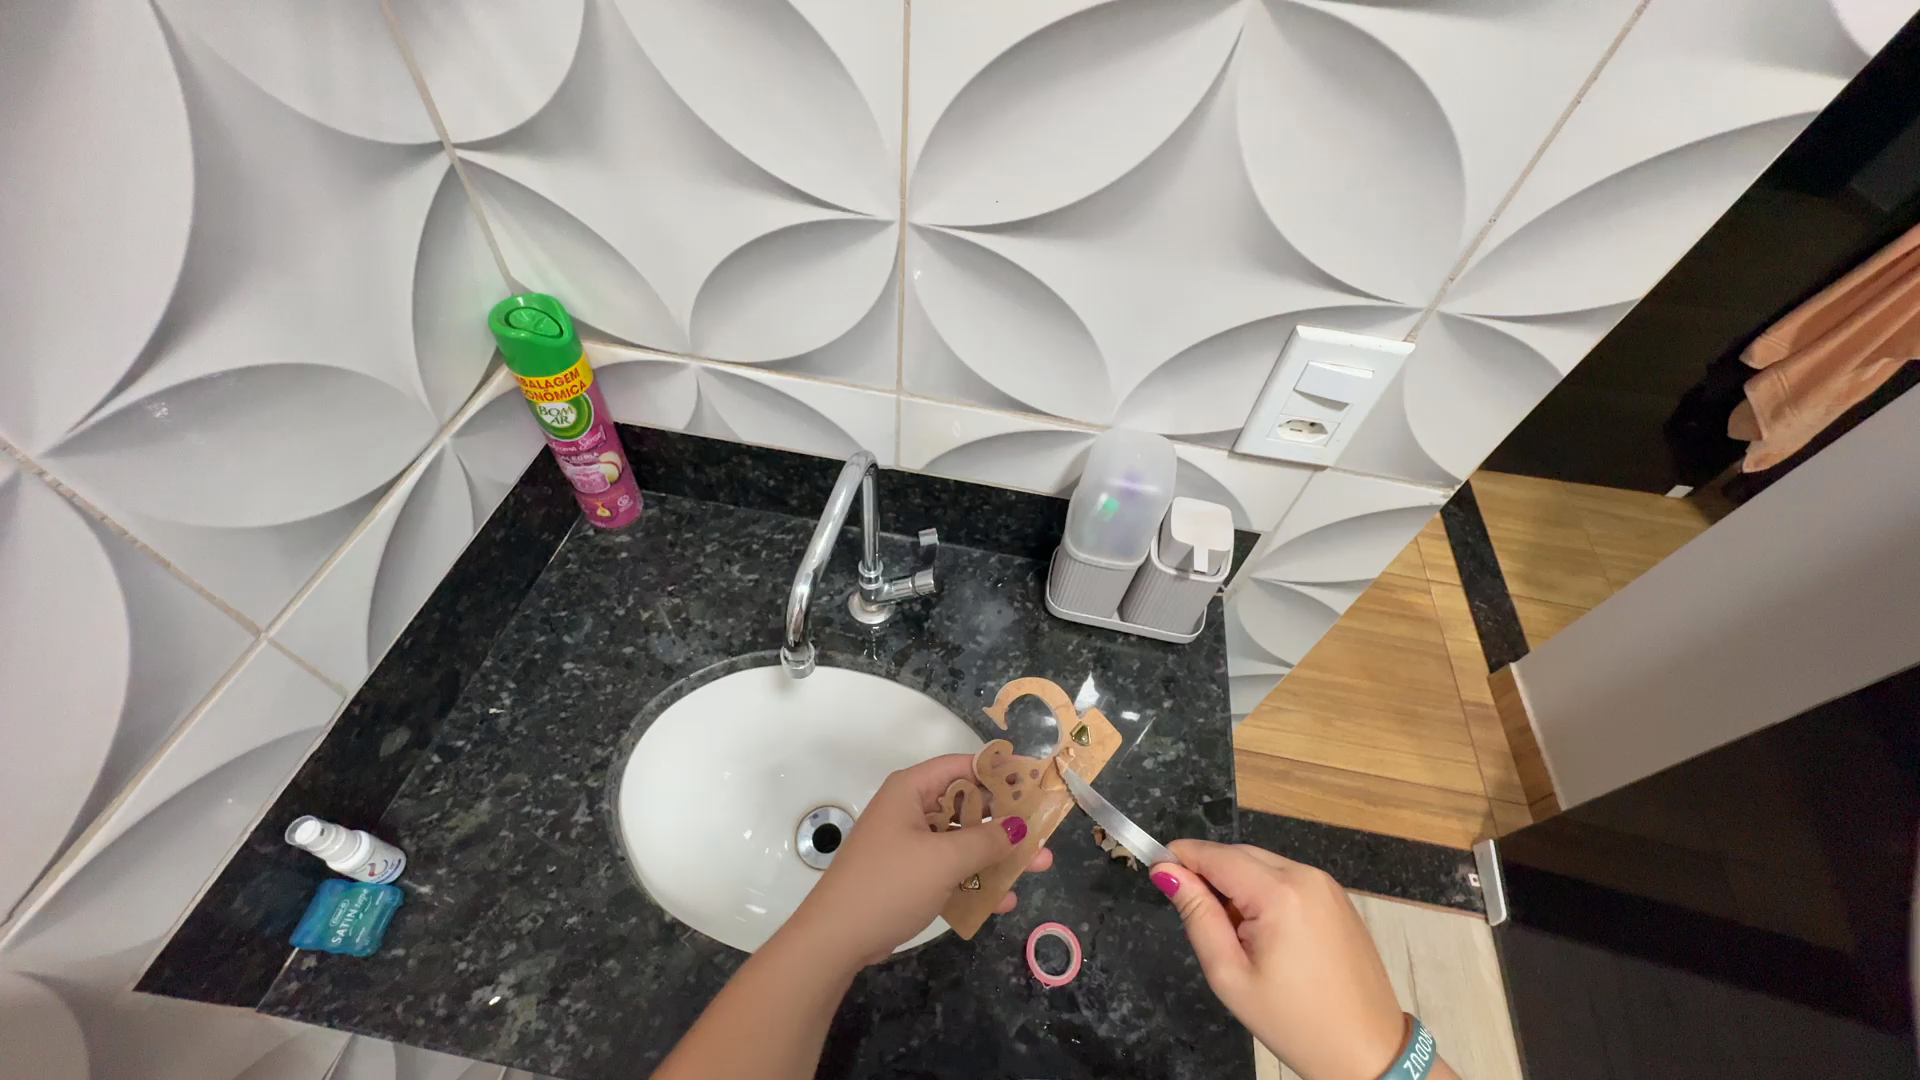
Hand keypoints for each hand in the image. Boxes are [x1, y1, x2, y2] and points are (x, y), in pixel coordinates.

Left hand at [785, 754, 1050, 967]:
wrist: (835, 939)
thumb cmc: (890, 884)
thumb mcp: (944, 859)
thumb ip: (986, 840)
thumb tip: (1018, 826)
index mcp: (912, 790)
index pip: (962, 766)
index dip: (998, 772)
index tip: (1034, 783)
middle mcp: (910, 810)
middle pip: (966, 805)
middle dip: (1006, 820)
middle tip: (1043, 830)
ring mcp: (909, 844)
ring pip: (962, 840)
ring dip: (997, 854)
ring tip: (1040, 866)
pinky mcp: (909, 876)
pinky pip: (950, 868)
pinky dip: (975, 880)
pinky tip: (1004, 899)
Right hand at [1151, 841, 1405, 1079]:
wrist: (1370, 1055)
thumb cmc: (1292, 1021)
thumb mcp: (1230, 975)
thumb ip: (1196, 915)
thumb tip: (1166, 871)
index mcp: (1279, 894)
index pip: (1215, 855)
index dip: (1181, 857)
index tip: (1157, 872)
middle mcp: (1305, 875)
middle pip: (1238, 855)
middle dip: (1210, 874)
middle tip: (1200, 918)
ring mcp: (1326, 884)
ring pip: (1261, 863)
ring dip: (1238, 883)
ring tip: (1237, 934)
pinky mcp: (1337, 896)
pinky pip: (1285, 877)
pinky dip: (1265, 891)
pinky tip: (1268, 934)